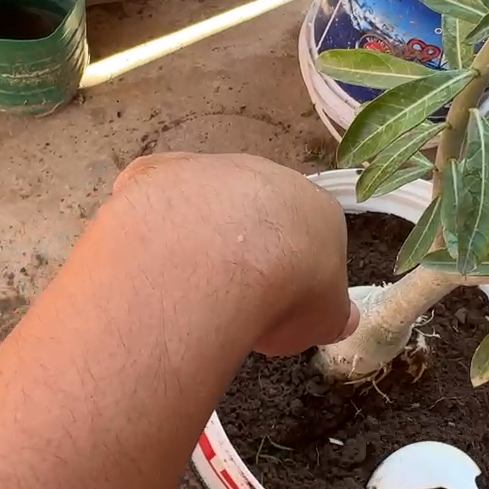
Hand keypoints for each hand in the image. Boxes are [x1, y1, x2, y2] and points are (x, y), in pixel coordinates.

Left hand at [109, 153, 357, 354]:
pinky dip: (149, 221)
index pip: (307, 237)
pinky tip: (144, 255)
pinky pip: (152, 197)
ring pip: (202, 201)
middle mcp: (264, 175)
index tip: (275, 305)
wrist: (217, 260)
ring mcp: (208, 168)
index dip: (292, 273)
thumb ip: (331, 313)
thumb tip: (344, 317)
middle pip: (253, 213)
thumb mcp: (324, 320)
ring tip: (182, 285)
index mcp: (314, 207)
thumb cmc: (285, 292)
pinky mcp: (155, 172)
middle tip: (227, 296)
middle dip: (241, 249)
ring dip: (194, 235)